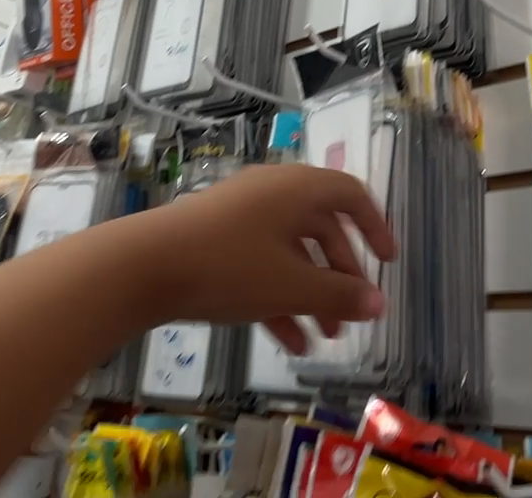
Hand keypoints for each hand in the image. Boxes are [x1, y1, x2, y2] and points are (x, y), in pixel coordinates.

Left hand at [140, 165, 397, 352]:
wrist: (143, 265)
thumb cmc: (229, 266)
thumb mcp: (290, 285)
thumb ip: (338, 296)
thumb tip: (379, 305)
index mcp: (299, 188)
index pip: (351, 196)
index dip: (375, 227)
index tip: (388, 262)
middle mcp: (275, 191)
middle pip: (322, 228)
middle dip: (340, 275)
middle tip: (351, 314)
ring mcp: (244, 212)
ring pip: (291, 250)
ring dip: (310, 293)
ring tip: (322, 339)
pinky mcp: (218, 236)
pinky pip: (261, 260)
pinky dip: (278, 294)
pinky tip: (287, 342)